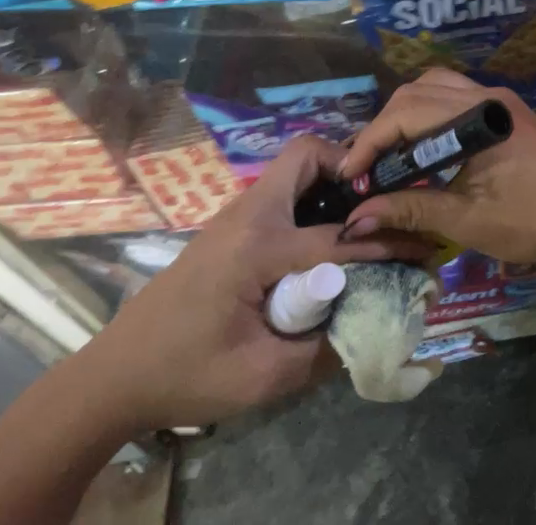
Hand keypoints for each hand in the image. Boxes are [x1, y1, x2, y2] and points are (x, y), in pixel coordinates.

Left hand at [70, 136, 424, 431]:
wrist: (110, 380)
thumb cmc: (185, 377)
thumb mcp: (264, 379)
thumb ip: (329, 348)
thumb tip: (380, 320)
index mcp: (256, 248)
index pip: (341, 235)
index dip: (390, 244)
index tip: (426, 249)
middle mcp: (247, 217)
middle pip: (308, 155)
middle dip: (353, 171)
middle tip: (383, 206)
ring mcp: (234, 218)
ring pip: (295, 168)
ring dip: (334, 184)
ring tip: (365, 220)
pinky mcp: (230, 229)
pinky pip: (283, 194)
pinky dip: (315, 201)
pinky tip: (329, 239)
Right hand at [337, 69, 535, 268]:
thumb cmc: (533, 220)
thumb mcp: (466, 219)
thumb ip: (410, 210)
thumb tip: (356, 217)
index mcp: (478, 117)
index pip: (406, 113)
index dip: (370, 142)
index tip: (350, 177)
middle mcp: (488, 98)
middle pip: (417, 92)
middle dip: (385, 126)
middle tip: (368, 169)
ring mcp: (502, 103)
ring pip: (438, 89)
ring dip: (408, 117)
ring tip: (392, 158)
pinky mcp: (510, 115)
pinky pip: (459, 100)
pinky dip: (432, 118)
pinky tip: (425, 153)